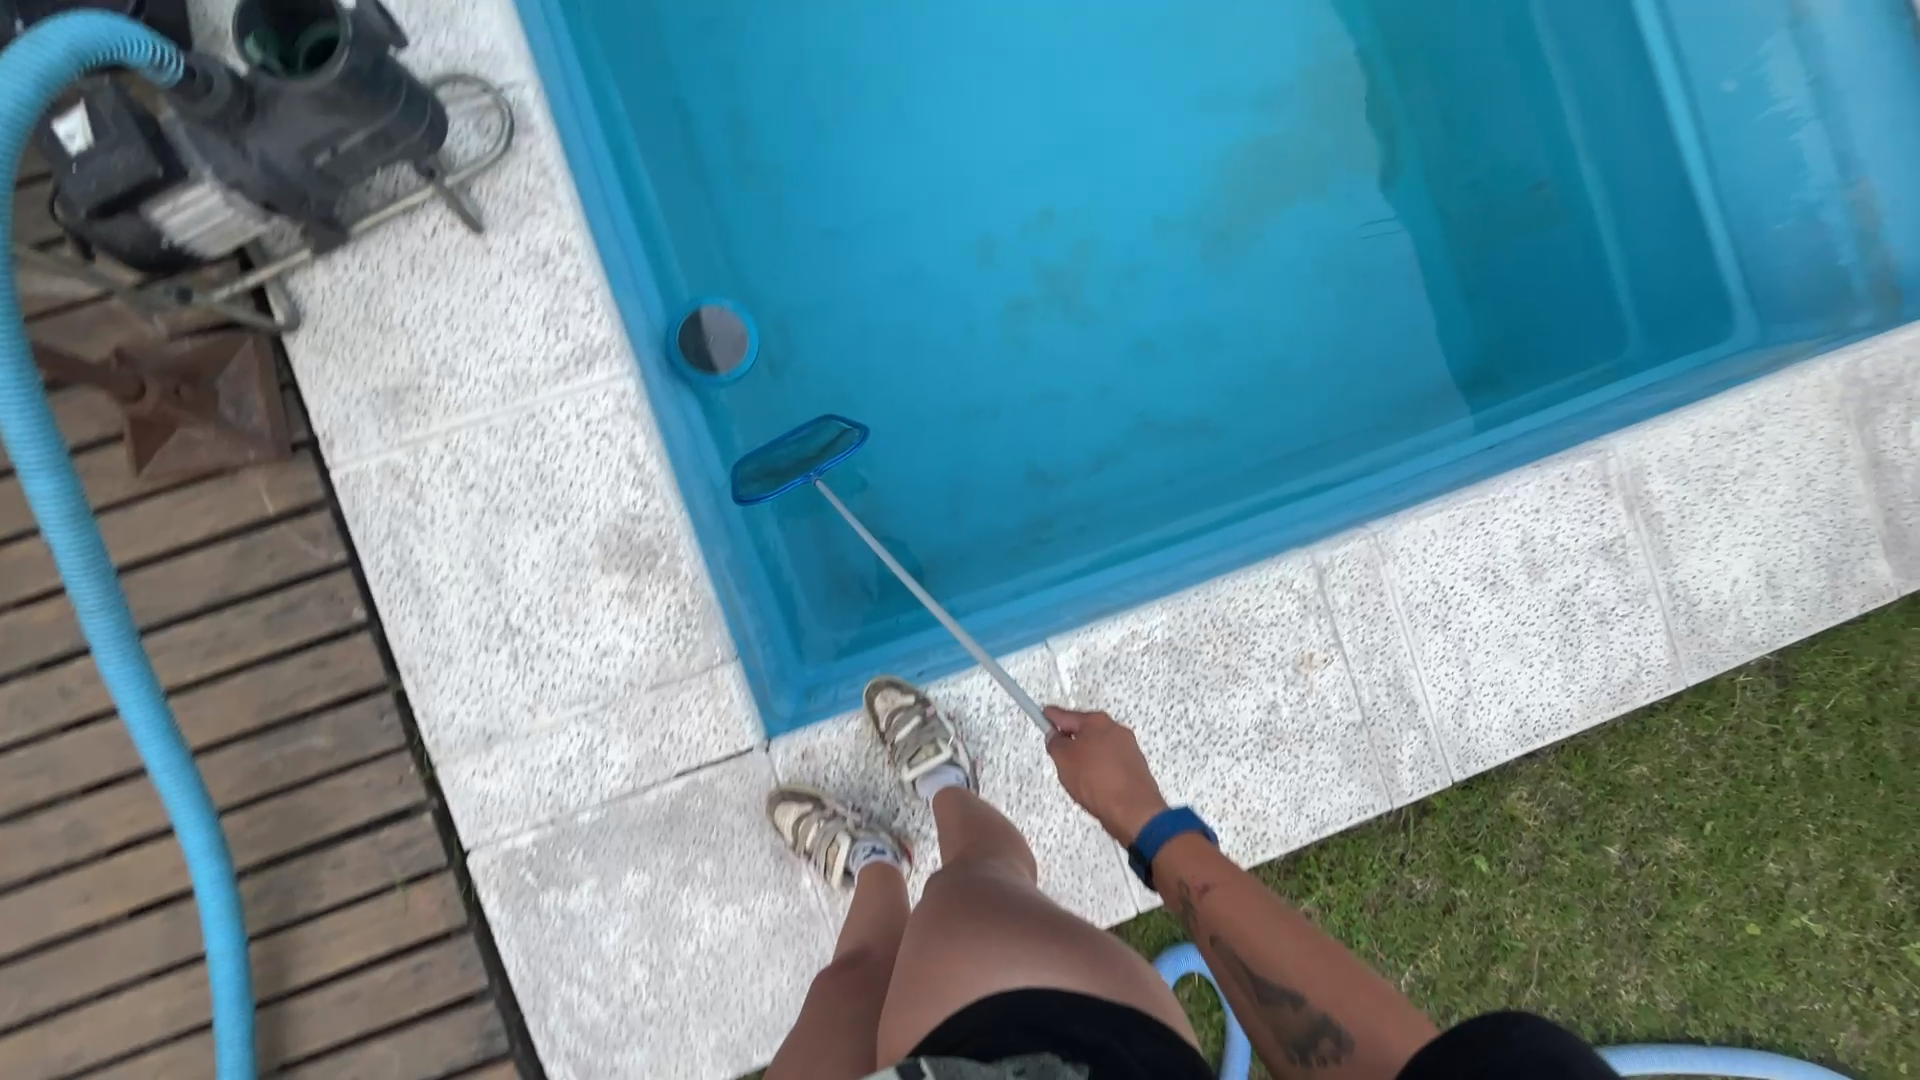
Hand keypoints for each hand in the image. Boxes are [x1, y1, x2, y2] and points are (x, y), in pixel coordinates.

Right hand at [1044, 706, 1170, 843]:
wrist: (1134, 811)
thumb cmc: (1096, 781)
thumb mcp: (1063, 760)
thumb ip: (1054, 743)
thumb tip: (1055, 737)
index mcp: (1097, 721)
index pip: (1067, 715)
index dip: (1051, 716)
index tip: (1043, 715)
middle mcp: (1116, 729)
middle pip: (1085, 730)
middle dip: (1071, 740)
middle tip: (1058, 755)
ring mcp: (1129, 748)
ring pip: (1098, 747)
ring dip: (1086, 757)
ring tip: (1078, 778)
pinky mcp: (1136, 767)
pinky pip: (1110, 763)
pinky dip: (1100, 769)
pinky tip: (1095, 786)